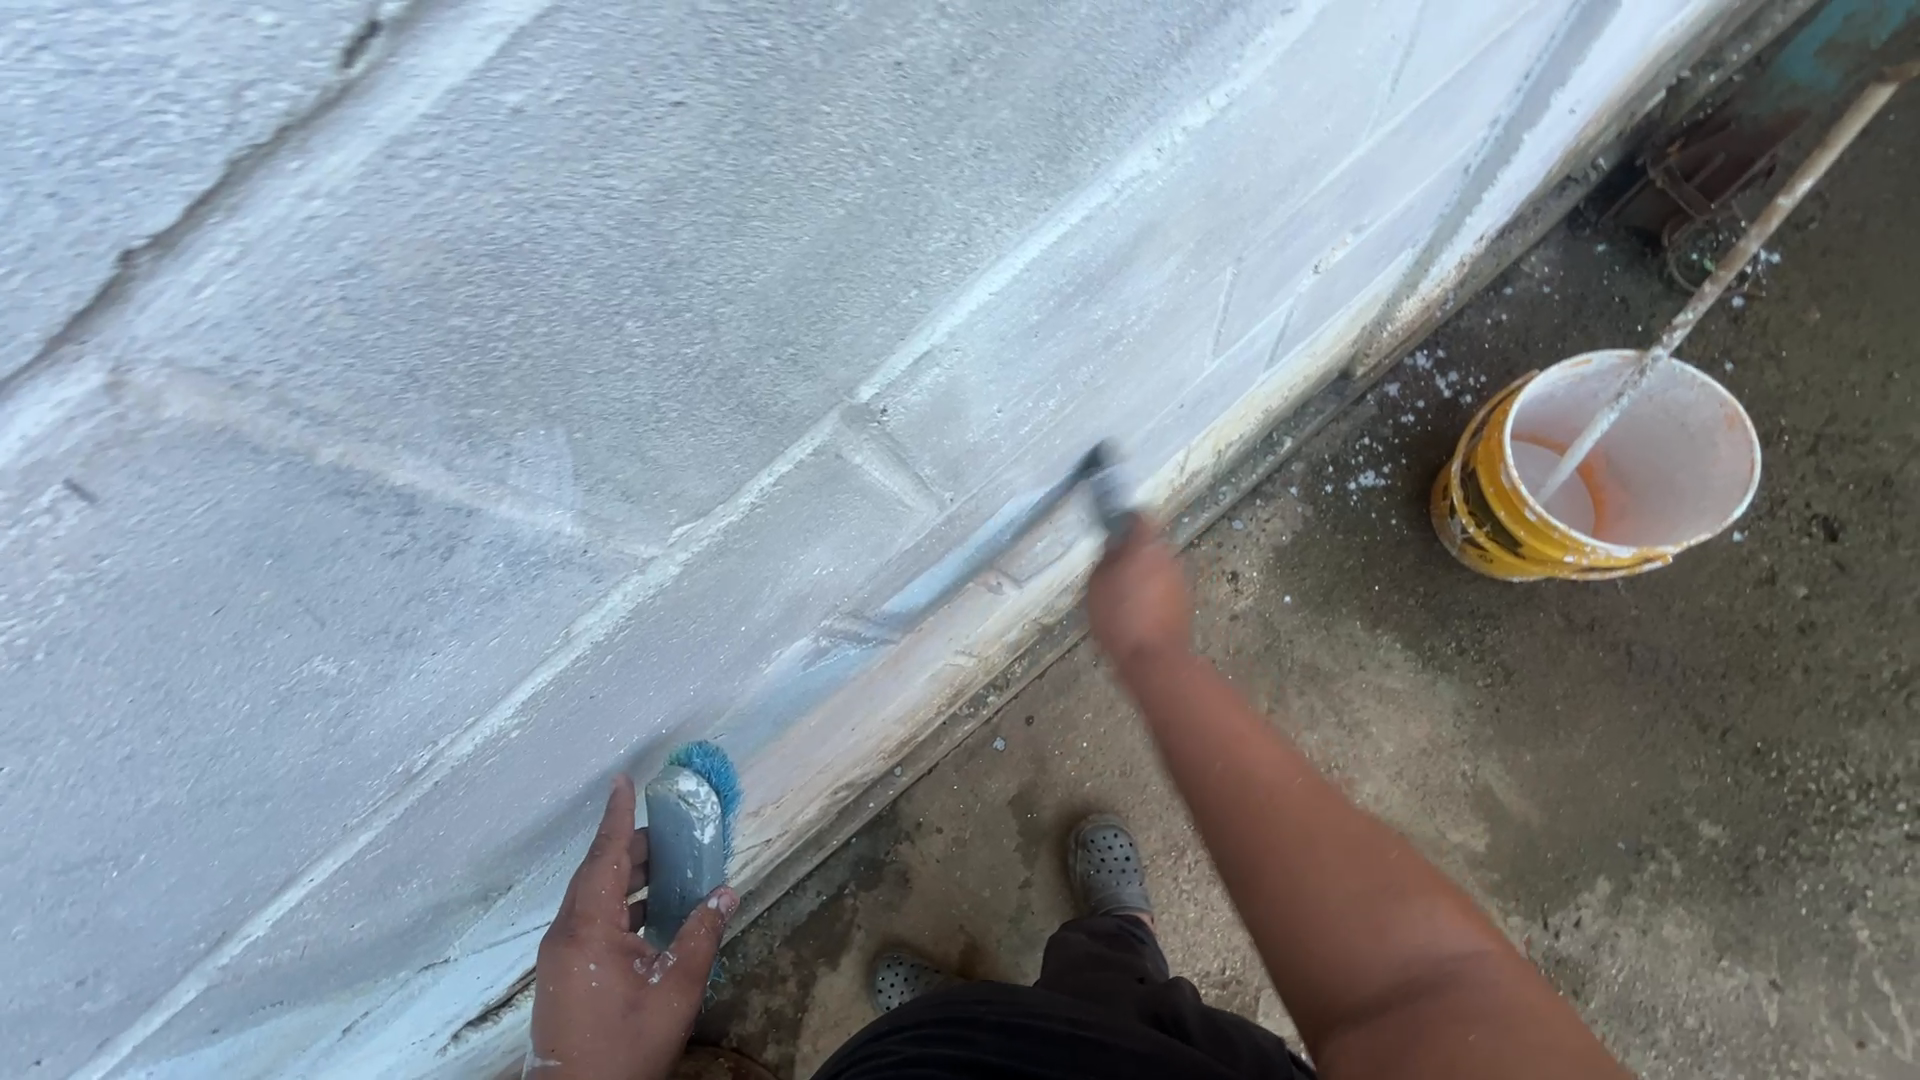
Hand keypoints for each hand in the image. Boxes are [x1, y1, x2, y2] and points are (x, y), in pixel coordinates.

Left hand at [529, 775, 737, 1079]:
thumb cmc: (626, 1044)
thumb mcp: (676, 989)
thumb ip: (701, 934)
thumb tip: (725, 892)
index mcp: (588, 928)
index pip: (604, 857)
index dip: (616, 816)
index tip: (623, 780)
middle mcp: (567, 933)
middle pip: (598, 872)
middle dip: (632, 846)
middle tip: (670, 828)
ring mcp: (562, 953)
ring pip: (594, 895)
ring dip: (628, 875)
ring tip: (667, 863)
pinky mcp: (565, 971)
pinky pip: (593, 917)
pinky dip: (622, 901)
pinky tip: (651, 908)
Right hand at [1087, 515, 1192, 668]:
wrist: (1154, 659)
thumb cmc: (1120, 618)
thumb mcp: (1096, 584)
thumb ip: (1106, 558)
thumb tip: (1115, 546)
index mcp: (1146, 546)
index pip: (1138, 517)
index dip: (1123, 521)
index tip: (1111, 530)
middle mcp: (1169, 556)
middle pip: (1150, 544)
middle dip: (1133, 552)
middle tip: (1111, 568)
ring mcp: (1180, 580)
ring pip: (1158, 567)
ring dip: (1142, 574)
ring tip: (1121, 594)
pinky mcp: (1185, 602)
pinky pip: (1164, 588)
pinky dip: (1151, 593)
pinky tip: (1135, 611)